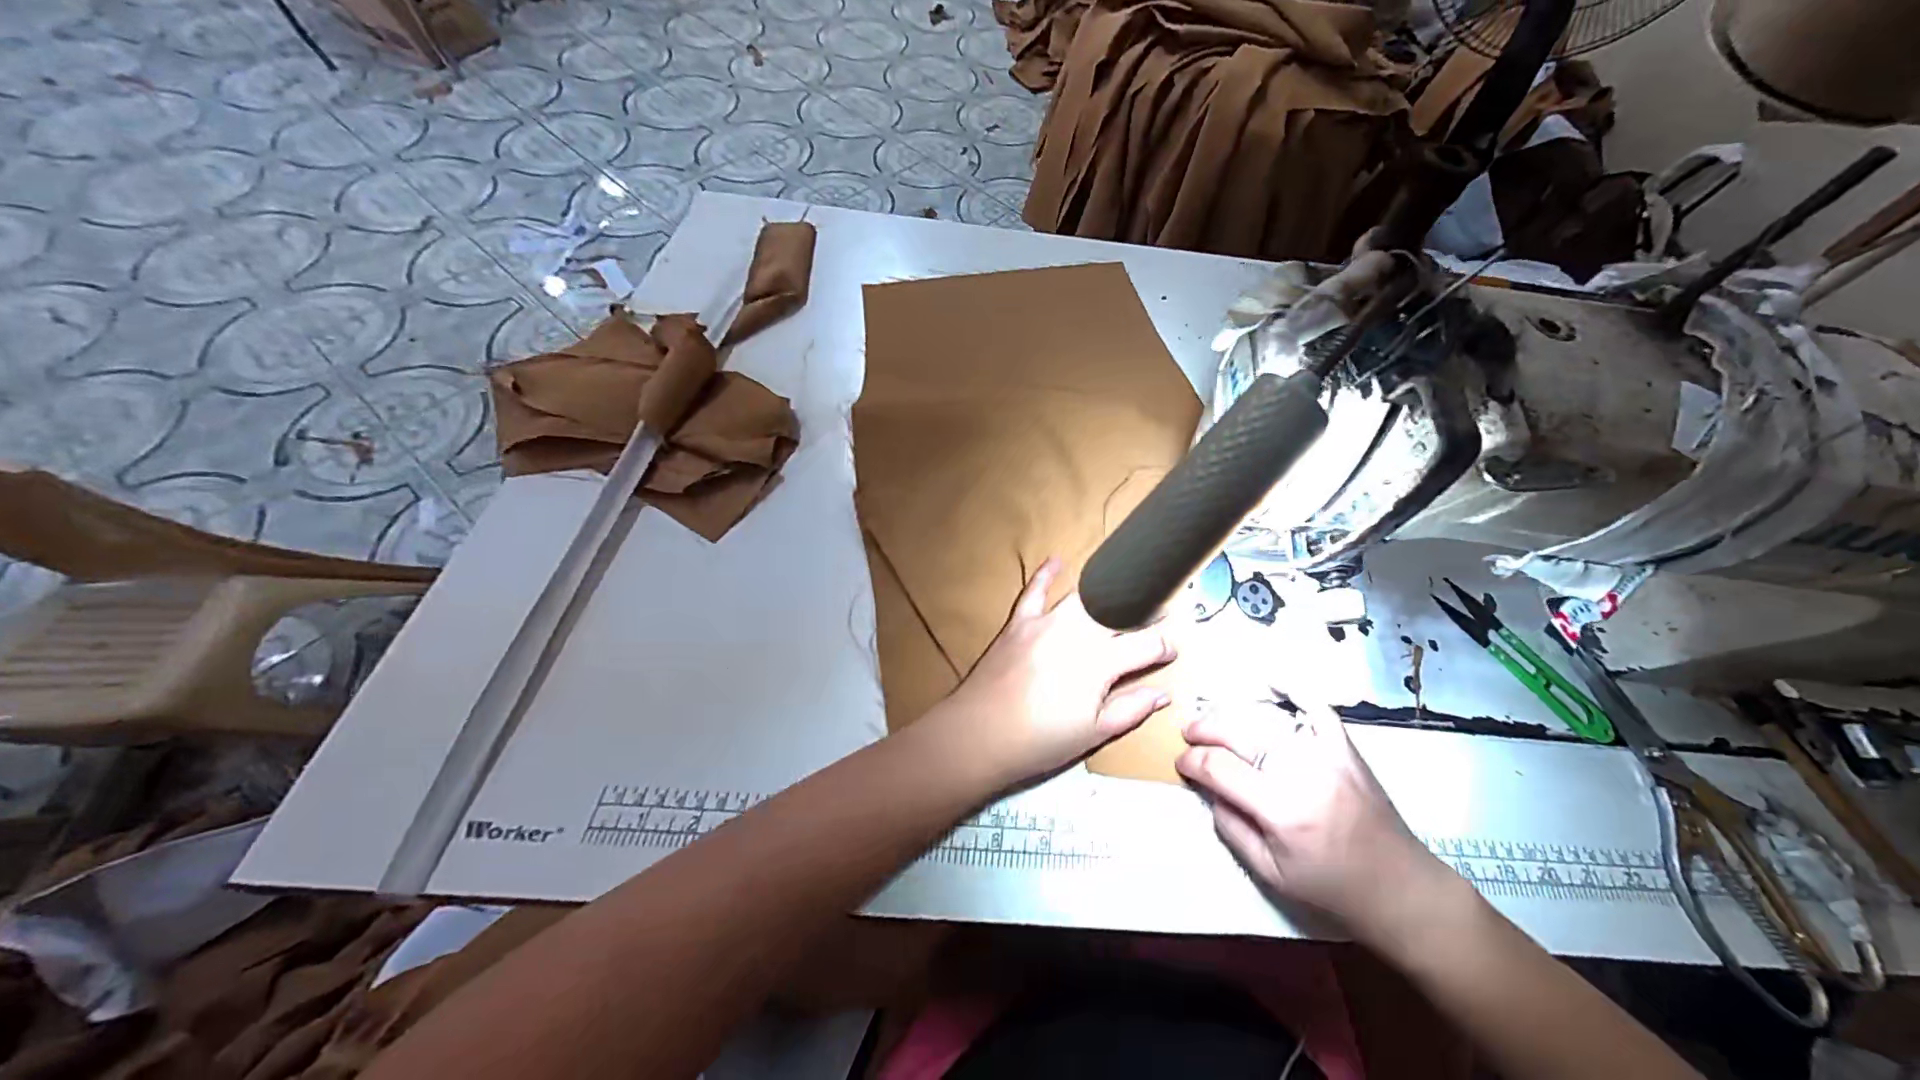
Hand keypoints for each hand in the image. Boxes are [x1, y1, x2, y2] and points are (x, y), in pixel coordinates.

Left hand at [931, 557, 1174, 786]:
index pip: (1146, 645)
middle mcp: (1077, 634)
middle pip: (1119, 611)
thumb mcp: (1092, 734)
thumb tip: (1161, 694)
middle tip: (1155, 613)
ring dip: (1106, 592)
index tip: (1170, 652)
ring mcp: (1046, 623)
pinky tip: (1056, 561)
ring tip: (1122, 590)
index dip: (1165, 647)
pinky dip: (1045, 574)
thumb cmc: (1038, 741)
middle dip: (1143, 610)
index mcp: (1101, 663)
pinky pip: (1034, 592)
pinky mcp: (1019, 623)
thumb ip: (1130, 710)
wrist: (979, 734)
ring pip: (1084, 597)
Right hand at [1176, 705, 1455, 943]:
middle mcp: (1302, 772)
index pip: (1219, 768)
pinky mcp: (1346, 749)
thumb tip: (1208, 788)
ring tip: (1215, 722)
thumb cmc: (1330, 888)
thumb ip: (1230, 826)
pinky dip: (1294, 691)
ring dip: (1233, 716)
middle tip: (1187, 734)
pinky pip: (1316, 709)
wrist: (1401, 888)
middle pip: (1238, 735)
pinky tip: (1270, 682)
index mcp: (1281, 809)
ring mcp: (1327, 755)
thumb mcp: (1268, 872)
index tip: (1180, 763)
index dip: (1191, 761)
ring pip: (1267, 720)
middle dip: (1204, 731)